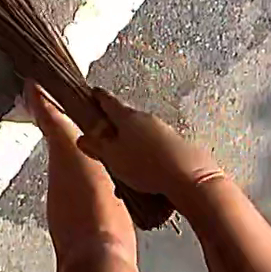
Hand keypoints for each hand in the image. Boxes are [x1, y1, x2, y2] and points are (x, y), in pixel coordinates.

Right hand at [74, 90, 224, 198]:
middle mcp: (147, 118)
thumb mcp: (112, 158)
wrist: (187, 176)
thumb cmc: (147, 165)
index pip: (109, 101)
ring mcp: (163, 130)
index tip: (93, 93)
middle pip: (125, 120)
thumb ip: (97, 146)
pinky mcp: (175, 145)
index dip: (98, 97)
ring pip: (140, 137)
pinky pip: (154, 149)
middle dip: (114, 131)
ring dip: (130, 150)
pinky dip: (146, 159)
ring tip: (123, 173)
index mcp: (128, 117)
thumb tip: (83, 137)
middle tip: (103, 142)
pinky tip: (143, 178)